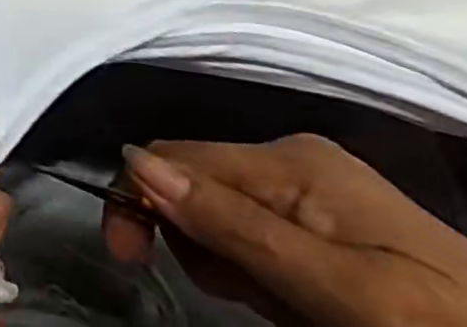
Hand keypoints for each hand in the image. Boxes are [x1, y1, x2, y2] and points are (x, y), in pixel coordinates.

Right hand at [106, 134, 466, 326]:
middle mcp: (294, 160)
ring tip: (280, 310)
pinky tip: (293, 305)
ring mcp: (316, 193)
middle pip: (197, 184)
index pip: (176, 156)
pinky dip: (259, 274)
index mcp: (291, 160)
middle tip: (243, 301)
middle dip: (197, 242)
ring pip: (224, 216)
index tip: (128, 261)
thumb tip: (135, 161)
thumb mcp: (338, 288)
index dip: (140, 199)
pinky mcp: (331, 225)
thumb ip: (235, 225)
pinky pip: (260, 237)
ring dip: (229, 265)